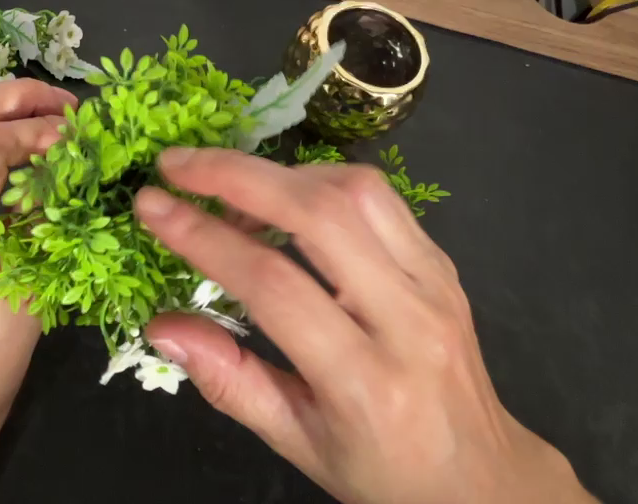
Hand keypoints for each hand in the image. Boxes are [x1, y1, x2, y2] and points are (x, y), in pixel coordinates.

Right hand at [136, 148, 592, 503]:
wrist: (486, 480)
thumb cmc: (381, 470)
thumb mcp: (297, 442)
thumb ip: (227, 380)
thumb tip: (160, 324)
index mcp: (366, 384)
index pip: (275, 286)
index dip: (205, 238)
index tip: (151, 206)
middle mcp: (409, 320)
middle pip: (318, 215)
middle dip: (235, 176)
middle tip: (176, 165)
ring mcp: (434, 282)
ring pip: (352, 189)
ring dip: (276, 173)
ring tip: (224, 186)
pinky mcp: (442, 260)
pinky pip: (376, 195)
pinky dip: (315, 179)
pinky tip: (281, 195)